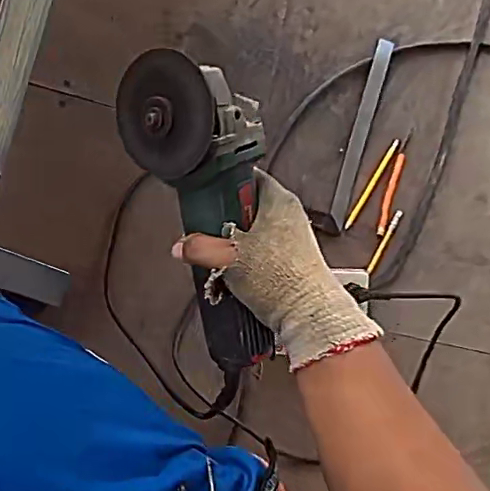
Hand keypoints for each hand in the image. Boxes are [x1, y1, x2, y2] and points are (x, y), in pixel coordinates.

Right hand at [172, 169, 382, 368]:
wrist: (308, 315)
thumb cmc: (282, 279)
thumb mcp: (227, 256)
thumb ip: (198, 247)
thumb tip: (181, 246)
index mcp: (279, 200)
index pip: (248, 176)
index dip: (225, 184)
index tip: (208, 195)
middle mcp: (288, 216)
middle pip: (245, 209)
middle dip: (223, 223)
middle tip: (210, 235)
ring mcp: (290, 240)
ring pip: (250, 235)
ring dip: (231, 247)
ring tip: (221, 260)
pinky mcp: (289, 263)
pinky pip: (258, 256)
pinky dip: (243, 264)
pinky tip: (234, 276)